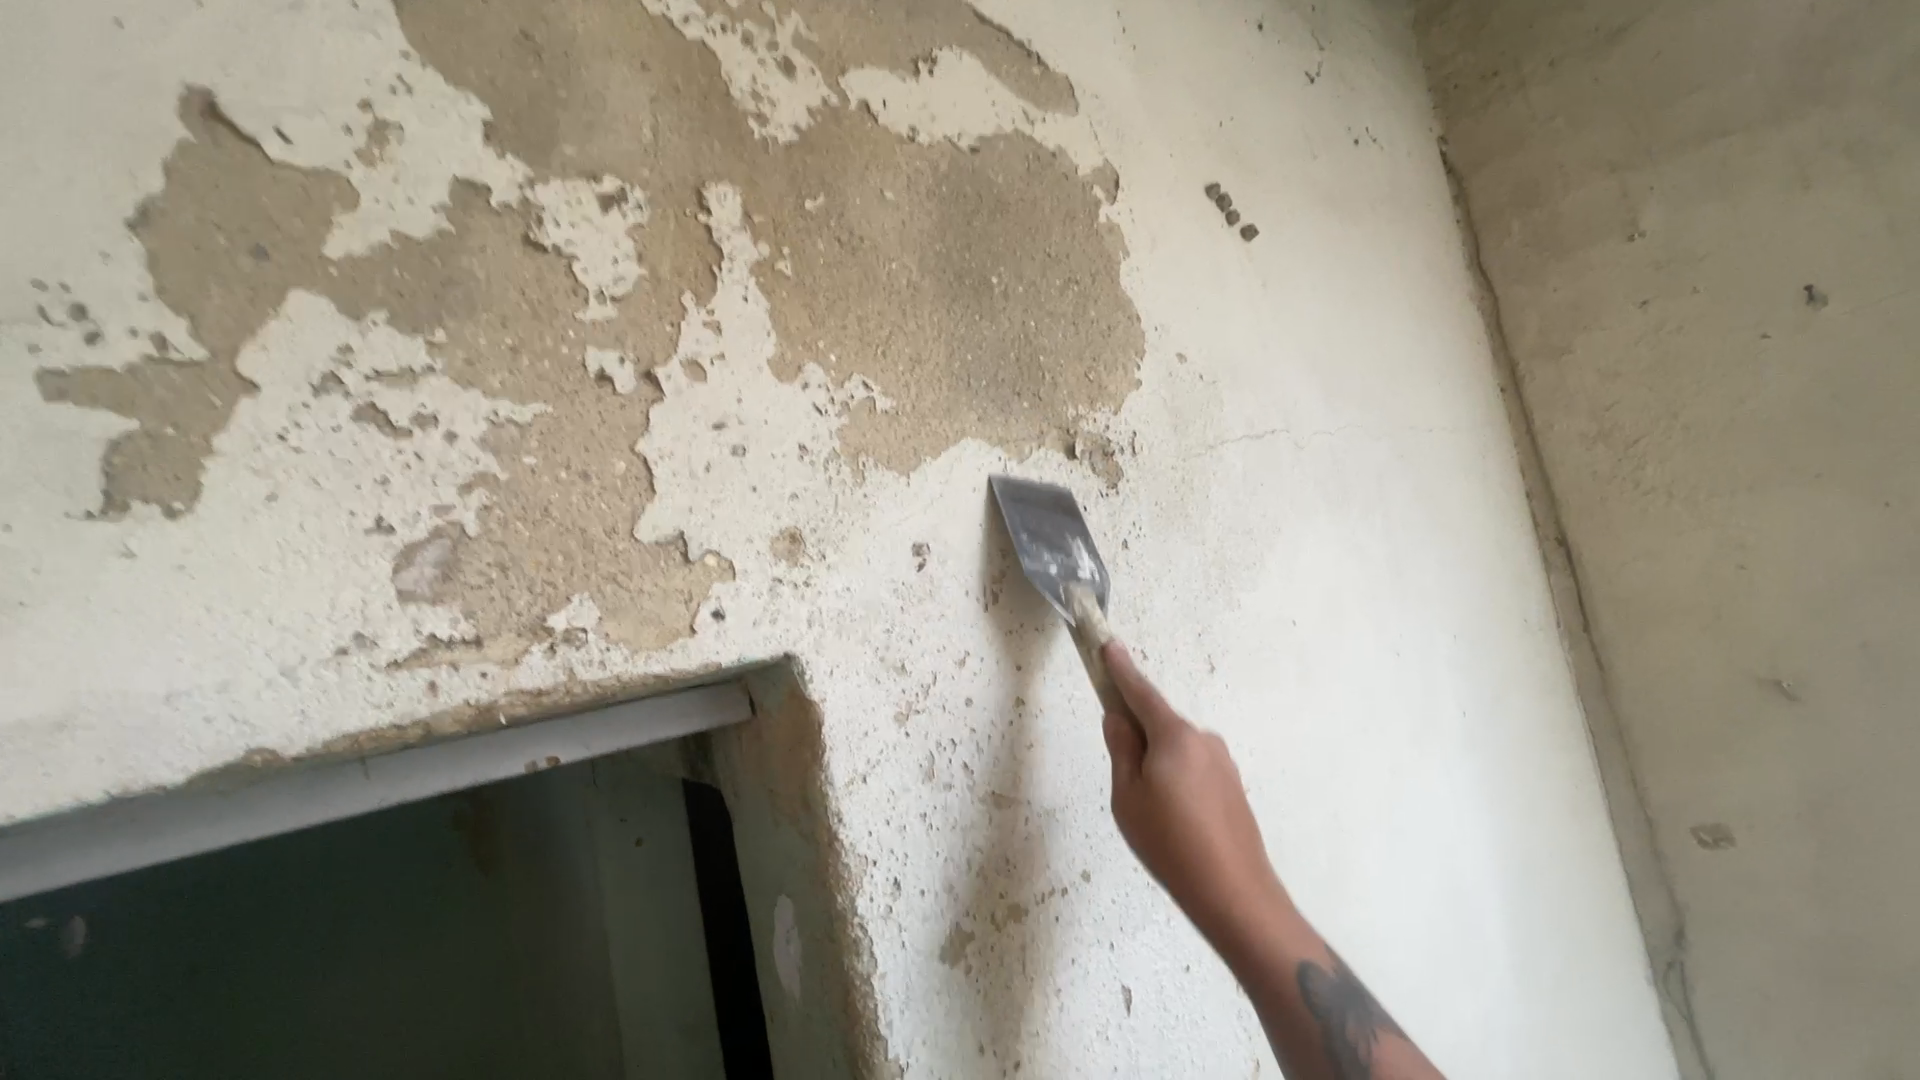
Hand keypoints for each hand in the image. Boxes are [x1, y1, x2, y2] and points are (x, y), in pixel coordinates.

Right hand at [1101, 640, 1292, 949]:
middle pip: (1159, 724)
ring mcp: (1222, 762)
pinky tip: (1176, 823)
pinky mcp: (1233, 786)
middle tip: (1125, 784)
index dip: (1120, 669)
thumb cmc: (1169, 843)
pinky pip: (1193, 769)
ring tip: (1153, 816)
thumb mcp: (1127, 797)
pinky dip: (1177, 781)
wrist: (1234, 893)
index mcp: (1174, 735)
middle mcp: (1203, 739)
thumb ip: (1121, 750)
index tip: (1108, 644)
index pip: (1140, 692)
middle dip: (1138, 737)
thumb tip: (1118, 718)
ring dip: (1158, 765)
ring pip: (1176, 750)